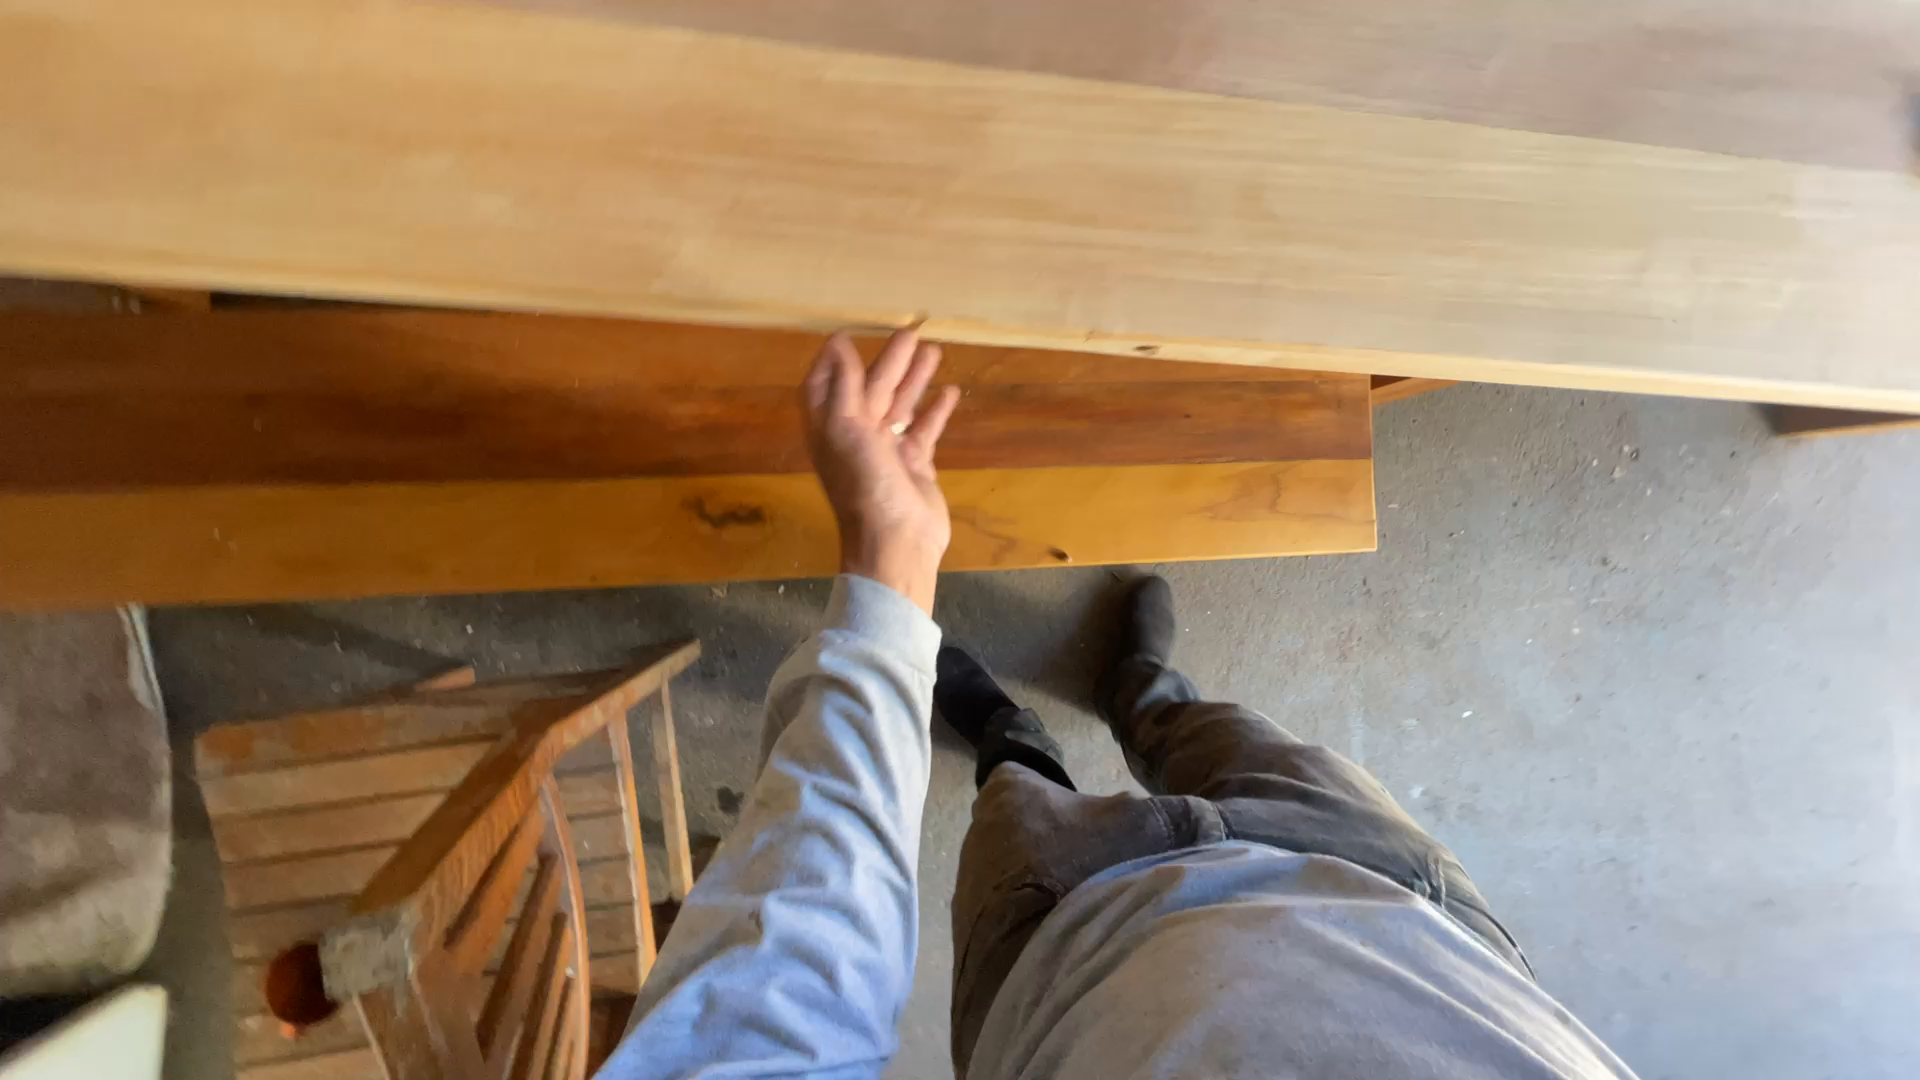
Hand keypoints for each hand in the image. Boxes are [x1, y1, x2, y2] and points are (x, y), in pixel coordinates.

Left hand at [801, 327, 961, 613]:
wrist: (896, 542)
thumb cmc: (865, 485)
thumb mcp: (845, 429)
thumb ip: (844, 387)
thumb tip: (838, 345)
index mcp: (831, 428)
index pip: (825, 387)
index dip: (834, 362)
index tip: (847, 335)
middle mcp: (855, 437)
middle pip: (870, 390)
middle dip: (889, 362)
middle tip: (911, 332)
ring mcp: (886, 452)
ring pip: (899, 406)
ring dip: (914, 380)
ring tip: (934, 351)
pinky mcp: (914, 466)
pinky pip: (924, 431)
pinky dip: (935, 412)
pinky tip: (949, 392)